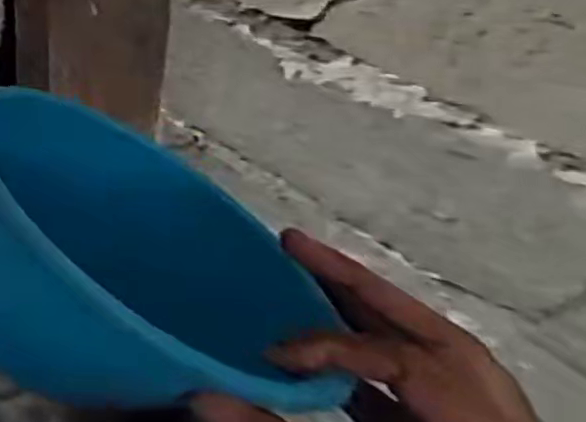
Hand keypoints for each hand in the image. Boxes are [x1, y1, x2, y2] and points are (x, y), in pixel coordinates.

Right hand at [193, 230, 537, 421]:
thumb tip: (198, 396)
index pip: (404, 363)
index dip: (329, 346)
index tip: (270, 352)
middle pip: (439, 340)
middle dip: (360, 286)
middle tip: (290, 242)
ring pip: (441, 358)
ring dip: (369, 310)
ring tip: (305, 270)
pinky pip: (428, 389)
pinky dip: (377, 356)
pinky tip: (327, 349)